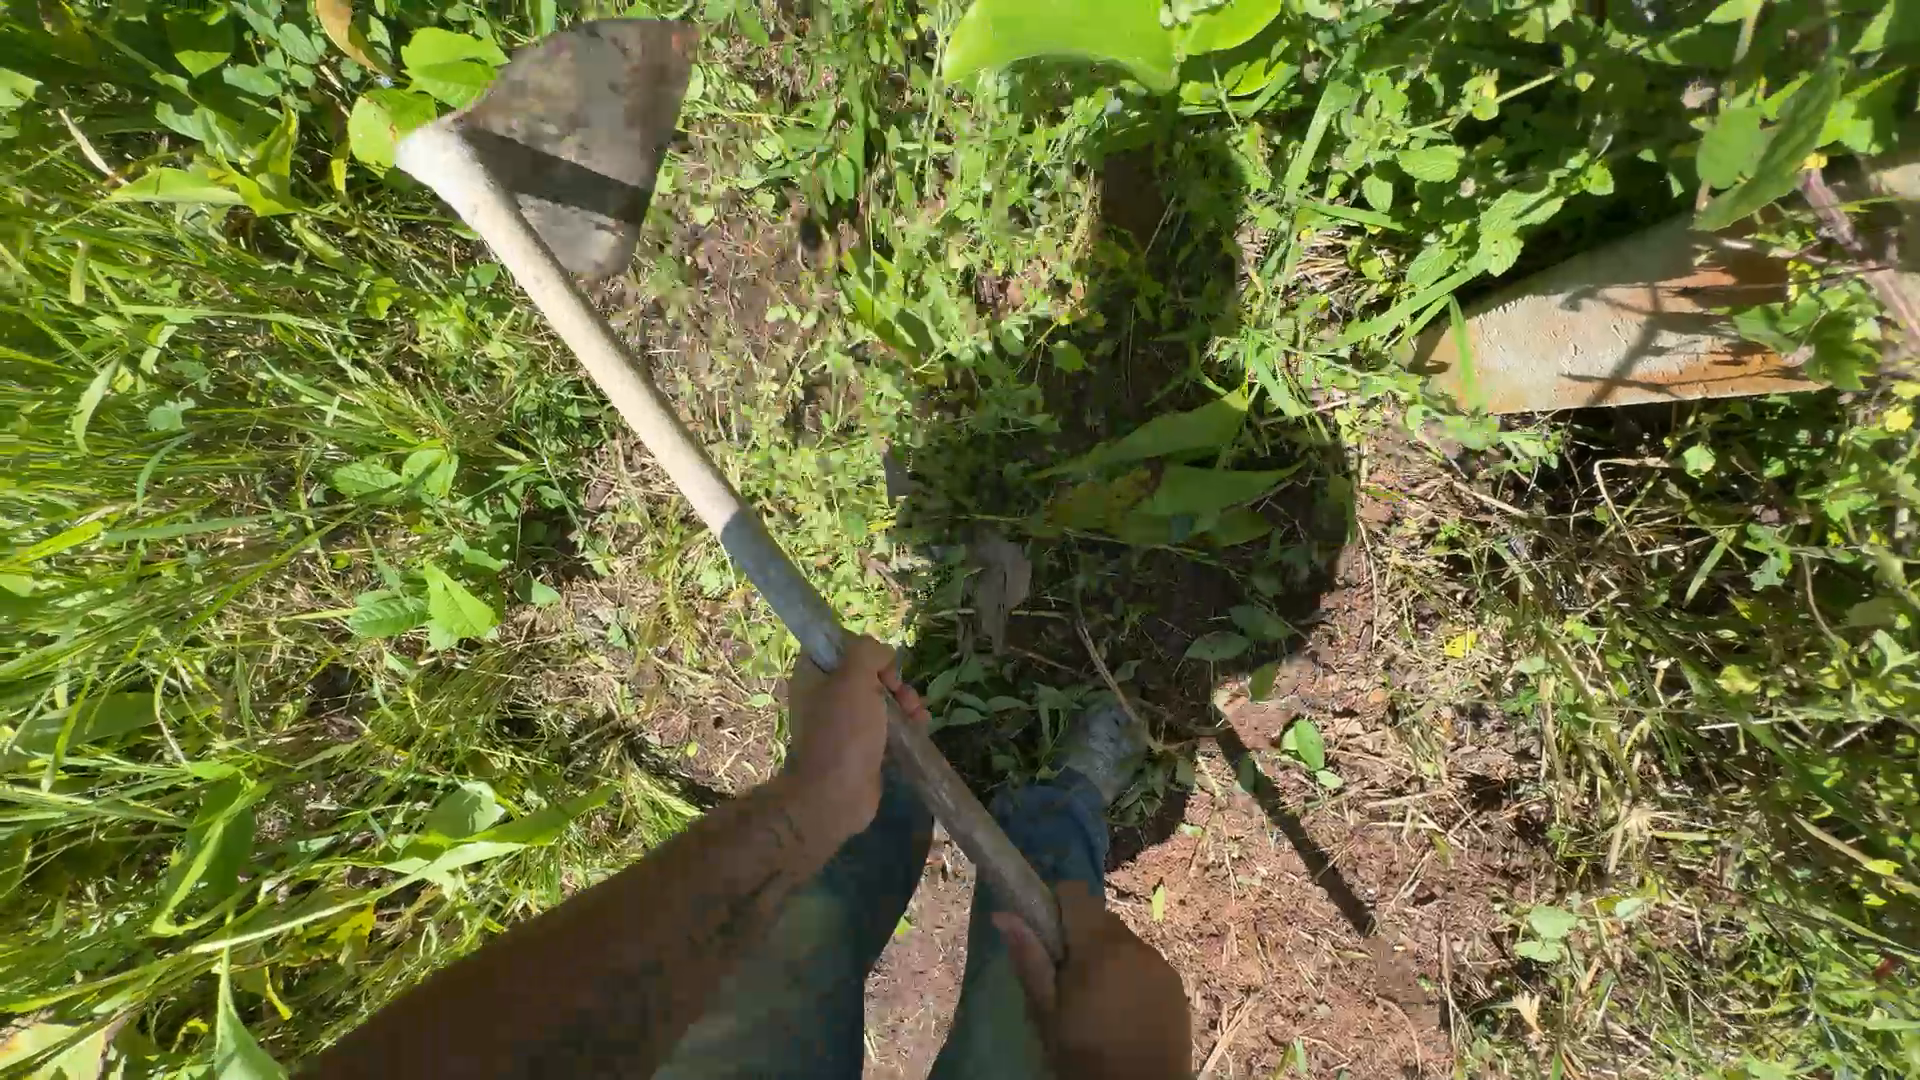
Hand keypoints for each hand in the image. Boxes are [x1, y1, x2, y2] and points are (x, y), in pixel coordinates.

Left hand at [784, 635, 927, 840]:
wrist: (837, 795)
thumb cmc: (843, 732)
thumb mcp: (854, 679)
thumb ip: (868, 652)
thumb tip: (883, 654)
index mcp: (813, 675)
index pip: (838, 645)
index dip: (864, 650)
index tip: (880, 663)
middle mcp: (825, 694)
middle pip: (866, 671)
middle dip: (892, 678)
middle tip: (901, 693)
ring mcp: (844, 721)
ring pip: (881, 696)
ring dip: (905, 699)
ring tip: (916, 714)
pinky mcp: (862, 743)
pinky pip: (888, 722)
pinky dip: (906, 720)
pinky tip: (920, 725)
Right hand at [994, 882, 1190, 1079]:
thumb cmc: (1085, 1058)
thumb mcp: (1047, 1013)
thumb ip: (1028, 958)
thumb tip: (1003, 914)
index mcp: (1099, 946)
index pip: (1076, 893)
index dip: (1057, 904)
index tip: (1048, 933)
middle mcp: (1134, 944)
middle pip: (1099, 917)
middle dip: (1081, 935)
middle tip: (1068, 976)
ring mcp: (1159, 963)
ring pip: (1123, 939)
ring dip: (1107, 954)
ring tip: (1097, 998)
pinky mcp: (1176, 984)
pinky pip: (1145, 961)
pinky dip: (1131, 972)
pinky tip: (1123, 1008)